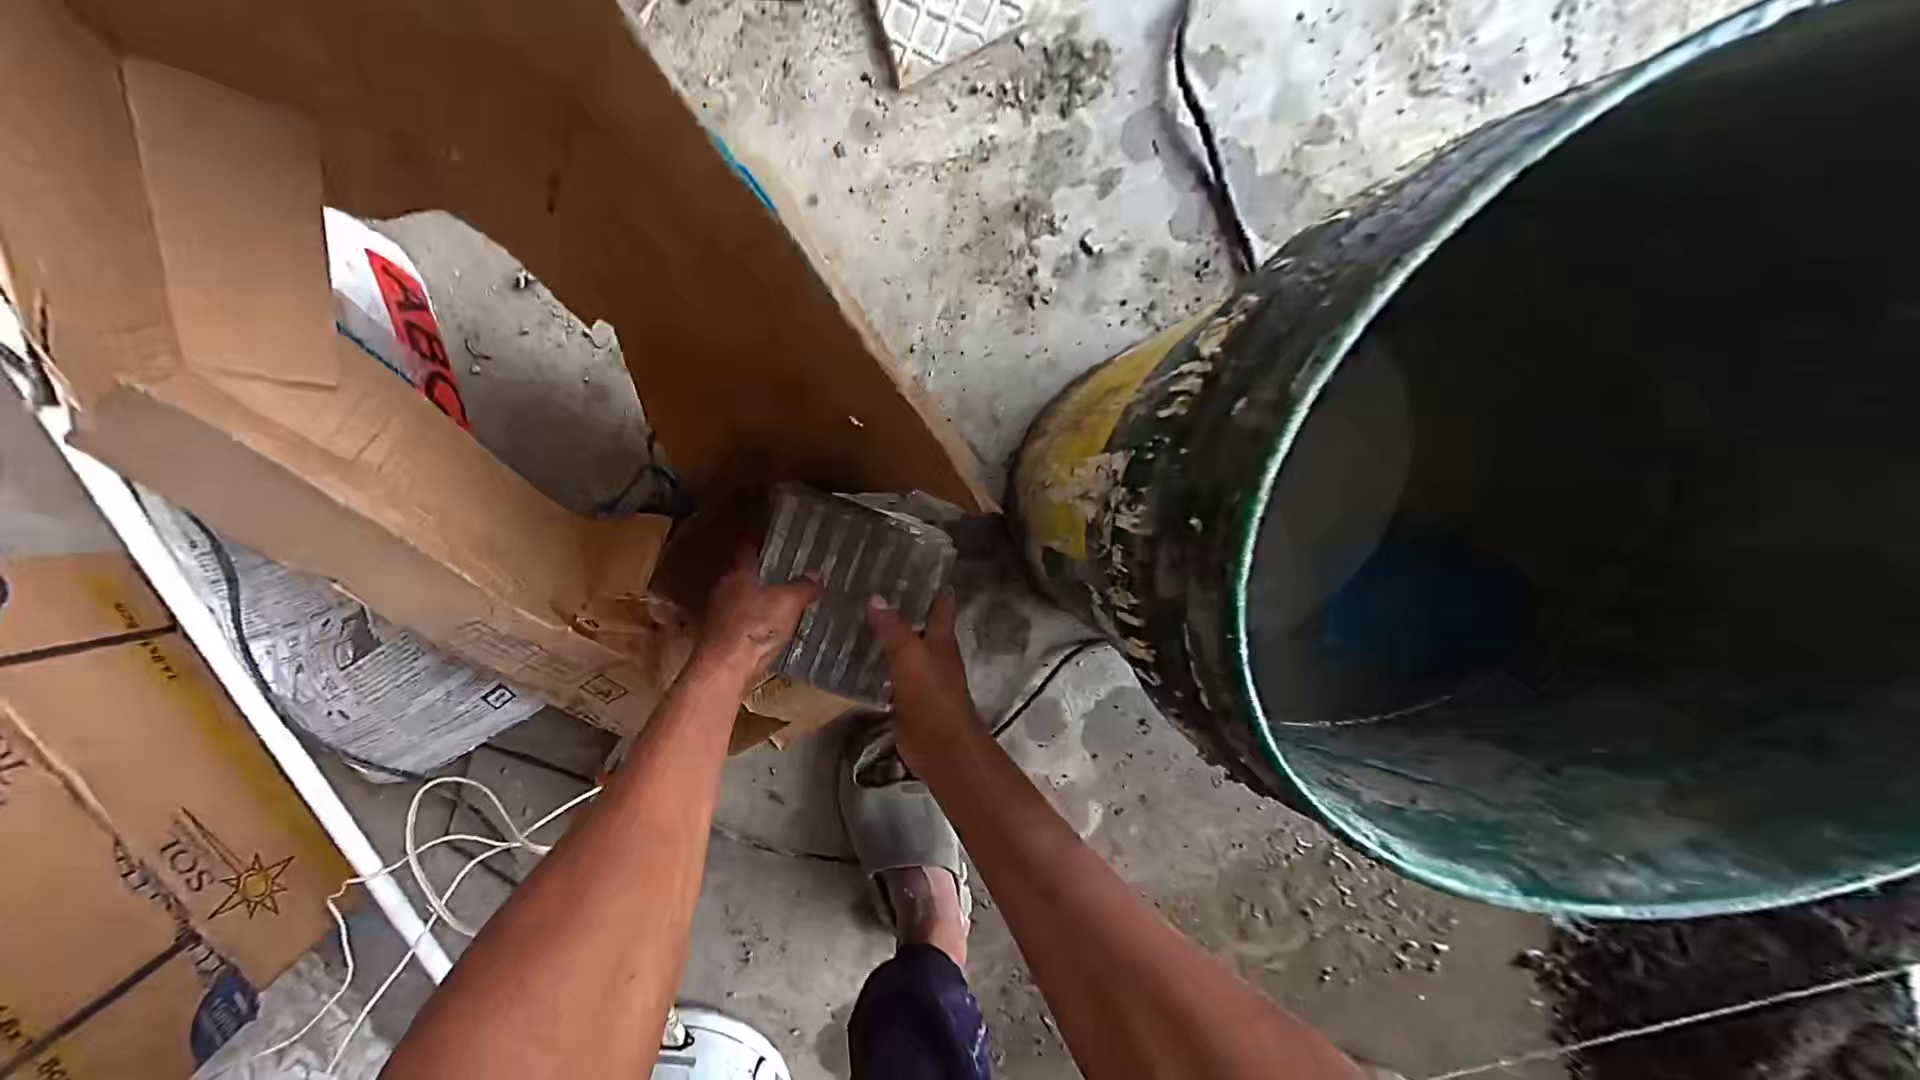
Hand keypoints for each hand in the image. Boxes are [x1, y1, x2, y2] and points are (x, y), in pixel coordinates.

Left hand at [690, 546, 821, 686]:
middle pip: (740, 575)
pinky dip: (750, 623)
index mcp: (739, 573)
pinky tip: (765, 632)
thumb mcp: (790, 602)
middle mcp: (723, 589)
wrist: (726, 668)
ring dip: (753, 601)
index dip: (757, 544)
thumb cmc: (757, 626)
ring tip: (776, 604)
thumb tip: (815, 577)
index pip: (746, 549)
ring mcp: (717, 615)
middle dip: (758, 575)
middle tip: (780, 575)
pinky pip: (737, 623)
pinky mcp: (717, 638)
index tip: (768, 542)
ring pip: (737, 600)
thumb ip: (803, 587)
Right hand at [866, 592, 978, 772]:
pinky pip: (893, 676)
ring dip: (889, 638)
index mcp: (943, 640)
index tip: (910, 570)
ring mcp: (924, 679)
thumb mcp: (911, 656)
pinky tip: (860, 662)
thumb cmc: (931, 696)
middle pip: (922, 627)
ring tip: (860, 621)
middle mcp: (936, 656)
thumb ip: (894, 628)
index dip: (930, 587)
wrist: (940, 747)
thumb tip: (876, 598)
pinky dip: (880, 667)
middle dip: (903, 610)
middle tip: (872, 592)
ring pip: (906, 651)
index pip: (941, 605)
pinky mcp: (909, 700)